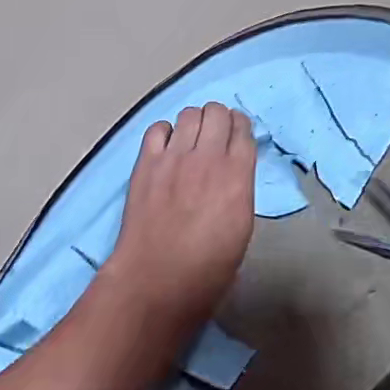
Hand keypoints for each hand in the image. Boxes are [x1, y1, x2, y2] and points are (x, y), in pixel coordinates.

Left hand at [98, 103, 255, 337]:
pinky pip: (157, 128)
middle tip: (214, 134)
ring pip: (188, 114)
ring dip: (194, 122)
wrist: (157, 277)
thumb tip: (232, 175)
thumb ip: (238, 190)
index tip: (236, 134)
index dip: (240, 128)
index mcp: (237, 177)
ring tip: (191, 138)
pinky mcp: (146, 162)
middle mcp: (207, 158)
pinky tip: (166, 148)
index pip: (243, 130)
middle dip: (219, 118)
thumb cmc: (207, 269)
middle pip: (217, 112)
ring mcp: (174, 156)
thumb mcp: (241, 228)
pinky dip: (165, 132)